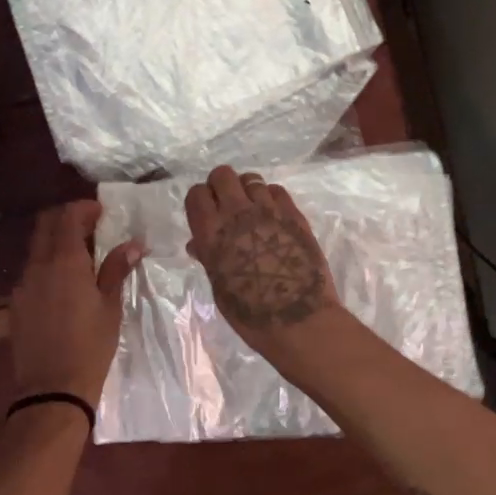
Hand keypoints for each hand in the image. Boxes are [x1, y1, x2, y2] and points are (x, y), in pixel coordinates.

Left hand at [9, 199, 143, 406]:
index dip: (84, 208)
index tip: (100, 212)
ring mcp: (23, 285)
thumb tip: (134, 243)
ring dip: (55, 241)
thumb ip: (117, 268)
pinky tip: (62, 285)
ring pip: (36, 247)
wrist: (52, 390)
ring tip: (79, 256)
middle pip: (45, 224)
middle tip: (89, 226)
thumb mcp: (110, 306)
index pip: (68, 216)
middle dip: (66, 218)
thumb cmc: (90, 346)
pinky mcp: (16, 304)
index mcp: (65, 261)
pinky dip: (46, 265)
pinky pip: (30, 272)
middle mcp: (39, 265)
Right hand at [186, 166, 343, 356]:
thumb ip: (209, 256)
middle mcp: (236, 213)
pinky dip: (271, 197)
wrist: (299, 319)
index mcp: (211, 233)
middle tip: (227, 205)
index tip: (205, 212)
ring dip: (247, 190)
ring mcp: (267, 210)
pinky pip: (276, 190)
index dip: (200, 200)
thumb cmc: (250, 313)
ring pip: (251, 178)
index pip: (197, 194)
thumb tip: (198, 243)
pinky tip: (273, 215)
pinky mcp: (293, 213)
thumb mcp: (219, 287)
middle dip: (221, 186)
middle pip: (222, 175)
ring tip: (252, 209)